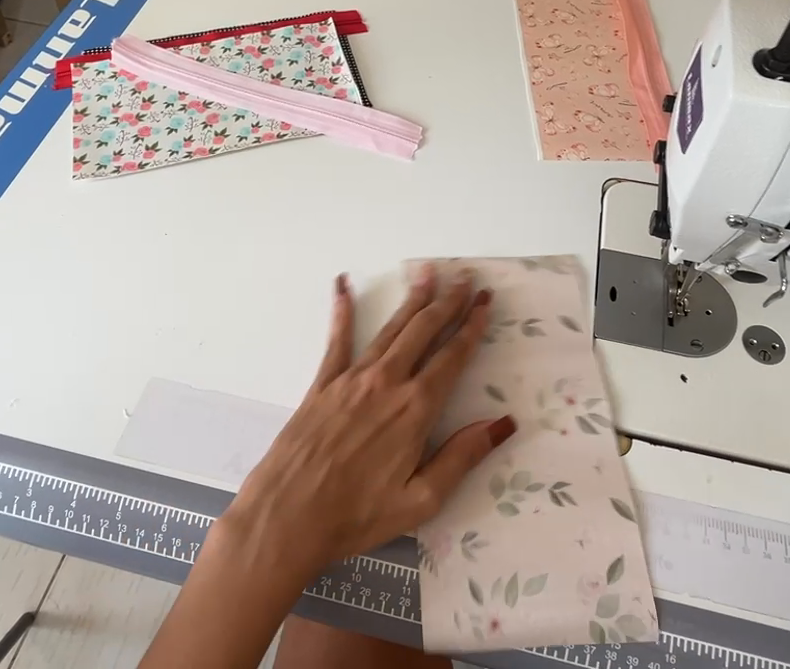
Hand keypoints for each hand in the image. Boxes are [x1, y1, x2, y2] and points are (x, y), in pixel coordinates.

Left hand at [218, 266, 517, 583]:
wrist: (286, 516)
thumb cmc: (357, 516)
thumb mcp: (421, 500)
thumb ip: (462, 457)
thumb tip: (503, 423)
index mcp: (415, 410)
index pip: (453, 357)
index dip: (472, 327)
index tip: (485, 302)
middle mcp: (387, 382)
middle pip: (424, 331)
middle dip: (448, 302)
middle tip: (465, 277)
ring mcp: (352, 378)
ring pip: (391, 329)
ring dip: (412, 299)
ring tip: (427, 272)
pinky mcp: (323, 383)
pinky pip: (338, 338)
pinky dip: (342, 309)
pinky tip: (343, 284)